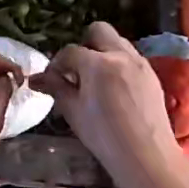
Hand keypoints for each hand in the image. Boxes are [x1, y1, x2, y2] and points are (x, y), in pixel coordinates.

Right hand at [31, 22, 187, 187]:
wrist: (146, 156)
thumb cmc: (103, 136)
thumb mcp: (73, 111)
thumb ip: (56, 88)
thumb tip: (36, 79)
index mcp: (98, 63)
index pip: (69, 51)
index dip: (56, 64)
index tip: (50, 79)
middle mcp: (121, 55)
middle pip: (98, 31)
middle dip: (83, 45)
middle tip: (75, 70)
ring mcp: (140, 64)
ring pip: (117, 43)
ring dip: (102, 53)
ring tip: (93, 80)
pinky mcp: (152, 76)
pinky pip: (130, 59)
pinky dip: (117, 65)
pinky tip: (112, 90)